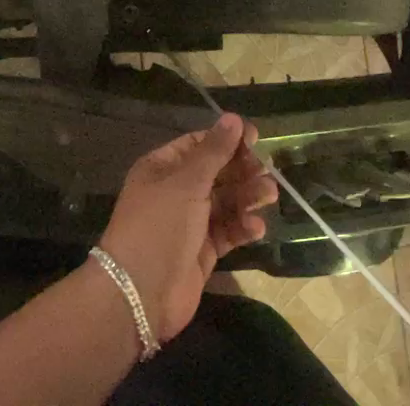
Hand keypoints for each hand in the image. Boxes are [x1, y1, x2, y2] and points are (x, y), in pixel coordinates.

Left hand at [95, 114, 278, 343]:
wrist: (140, 292)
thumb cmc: (159, 225)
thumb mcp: (186, 183)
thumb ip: (213, 152)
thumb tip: (234, 118)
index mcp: (162, 168)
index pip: (198, 145)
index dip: (225, 140)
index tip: (256, 138)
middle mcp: (174, 192)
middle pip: (215, 173)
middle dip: (241, 170)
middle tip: (267, 171)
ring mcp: (188, 223)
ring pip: (224, 202)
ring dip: (247, 197)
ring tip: (269, 195)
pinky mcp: (202, 252)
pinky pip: (227, 231)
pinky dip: (242, 227)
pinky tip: (256, 227)